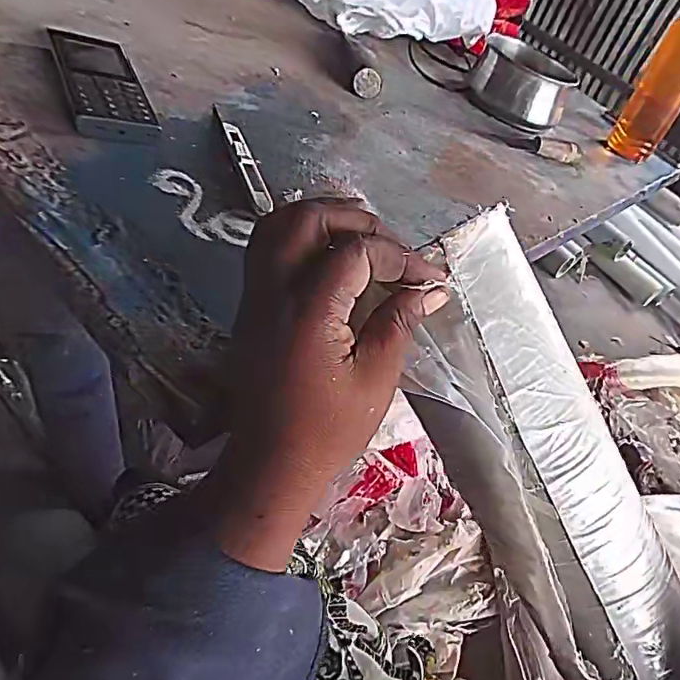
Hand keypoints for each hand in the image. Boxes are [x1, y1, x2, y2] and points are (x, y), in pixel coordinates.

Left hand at [201, 199, 447, 570]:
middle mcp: (273, 294)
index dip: (397, 255)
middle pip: (306, 219)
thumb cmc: (327, 430)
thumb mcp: (376, 379)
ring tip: (362, 239)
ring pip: (277, 225)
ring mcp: (254, 298)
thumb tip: (430, 290)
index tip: (426, 277)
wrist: (271, 461)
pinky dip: (299, 238)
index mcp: (308, 313)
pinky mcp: (249, 308)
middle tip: (391, 246)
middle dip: (356, 218)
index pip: (354, 250)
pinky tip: (330, 260)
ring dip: (322, 219)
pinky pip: (266, 249)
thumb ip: (399, 323)